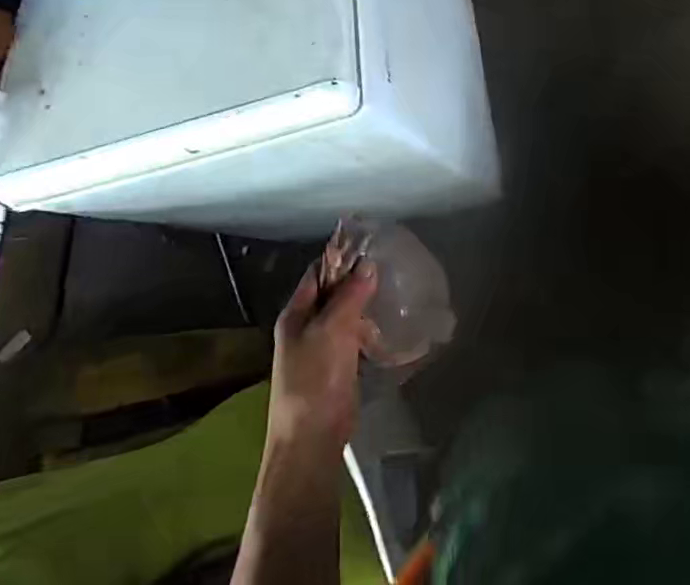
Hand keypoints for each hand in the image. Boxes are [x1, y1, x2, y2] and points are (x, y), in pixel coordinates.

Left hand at [268, 260, 377, 448]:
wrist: (311, 441)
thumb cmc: (315, 379)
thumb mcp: (332, 330)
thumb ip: (349, 296)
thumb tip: (367, 265)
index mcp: (295, 314)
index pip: (317, 274)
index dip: (339, 259)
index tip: (368, 248)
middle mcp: (305, 328)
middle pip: (332, 296)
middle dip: (357, 284)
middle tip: (389, 272)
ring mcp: (320, 351)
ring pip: (345, 320)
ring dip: (365, 311)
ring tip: (394, 298)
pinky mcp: (336, 371)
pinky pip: (353, 343)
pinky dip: (369, 336)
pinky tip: (389, 333)